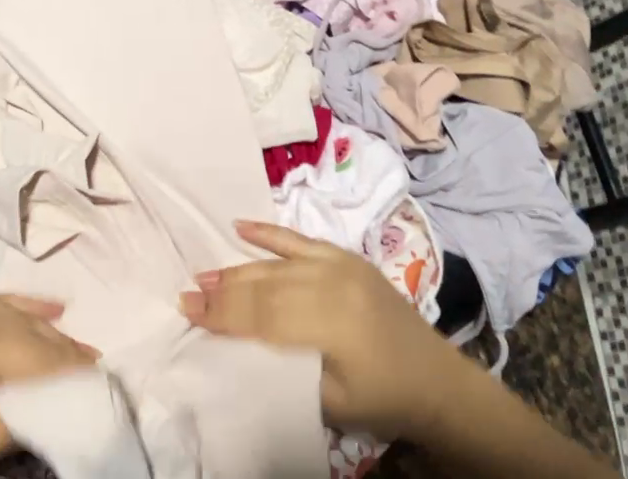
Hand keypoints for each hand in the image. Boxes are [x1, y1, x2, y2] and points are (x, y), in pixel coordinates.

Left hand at [0, 292, 96, 478]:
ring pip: (11, 308)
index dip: (74, 366)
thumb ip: (10, 421)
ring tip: (73, 337)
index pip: (41, 355)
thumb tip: (50, 405)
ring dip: (43, 324)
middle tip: (95, 360)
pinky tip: (37, 306)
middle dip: (63, 346)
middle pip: (30, 328)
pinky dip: (16, 302)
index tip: (105, 374)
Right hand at [179, 219, 473, 440]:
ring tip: (205, 274)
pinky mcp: (347, 258)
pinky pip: (301, 239)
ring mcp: (340, 266)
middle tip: (187, 294)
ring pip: (276, 263)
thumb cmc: (383, 399)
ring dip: (238, 268)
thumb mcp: (331, 401)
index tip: (187, 310)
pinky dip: (269, 232)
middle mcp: (331, 285)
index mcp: (328, 323)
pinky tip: (240, 225)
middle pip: (264, 286)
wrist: (439, 381)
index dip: (222, 314)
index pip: (261, 315)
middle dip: (222, 292)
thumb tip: (235, 347)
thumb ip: (284, 371)